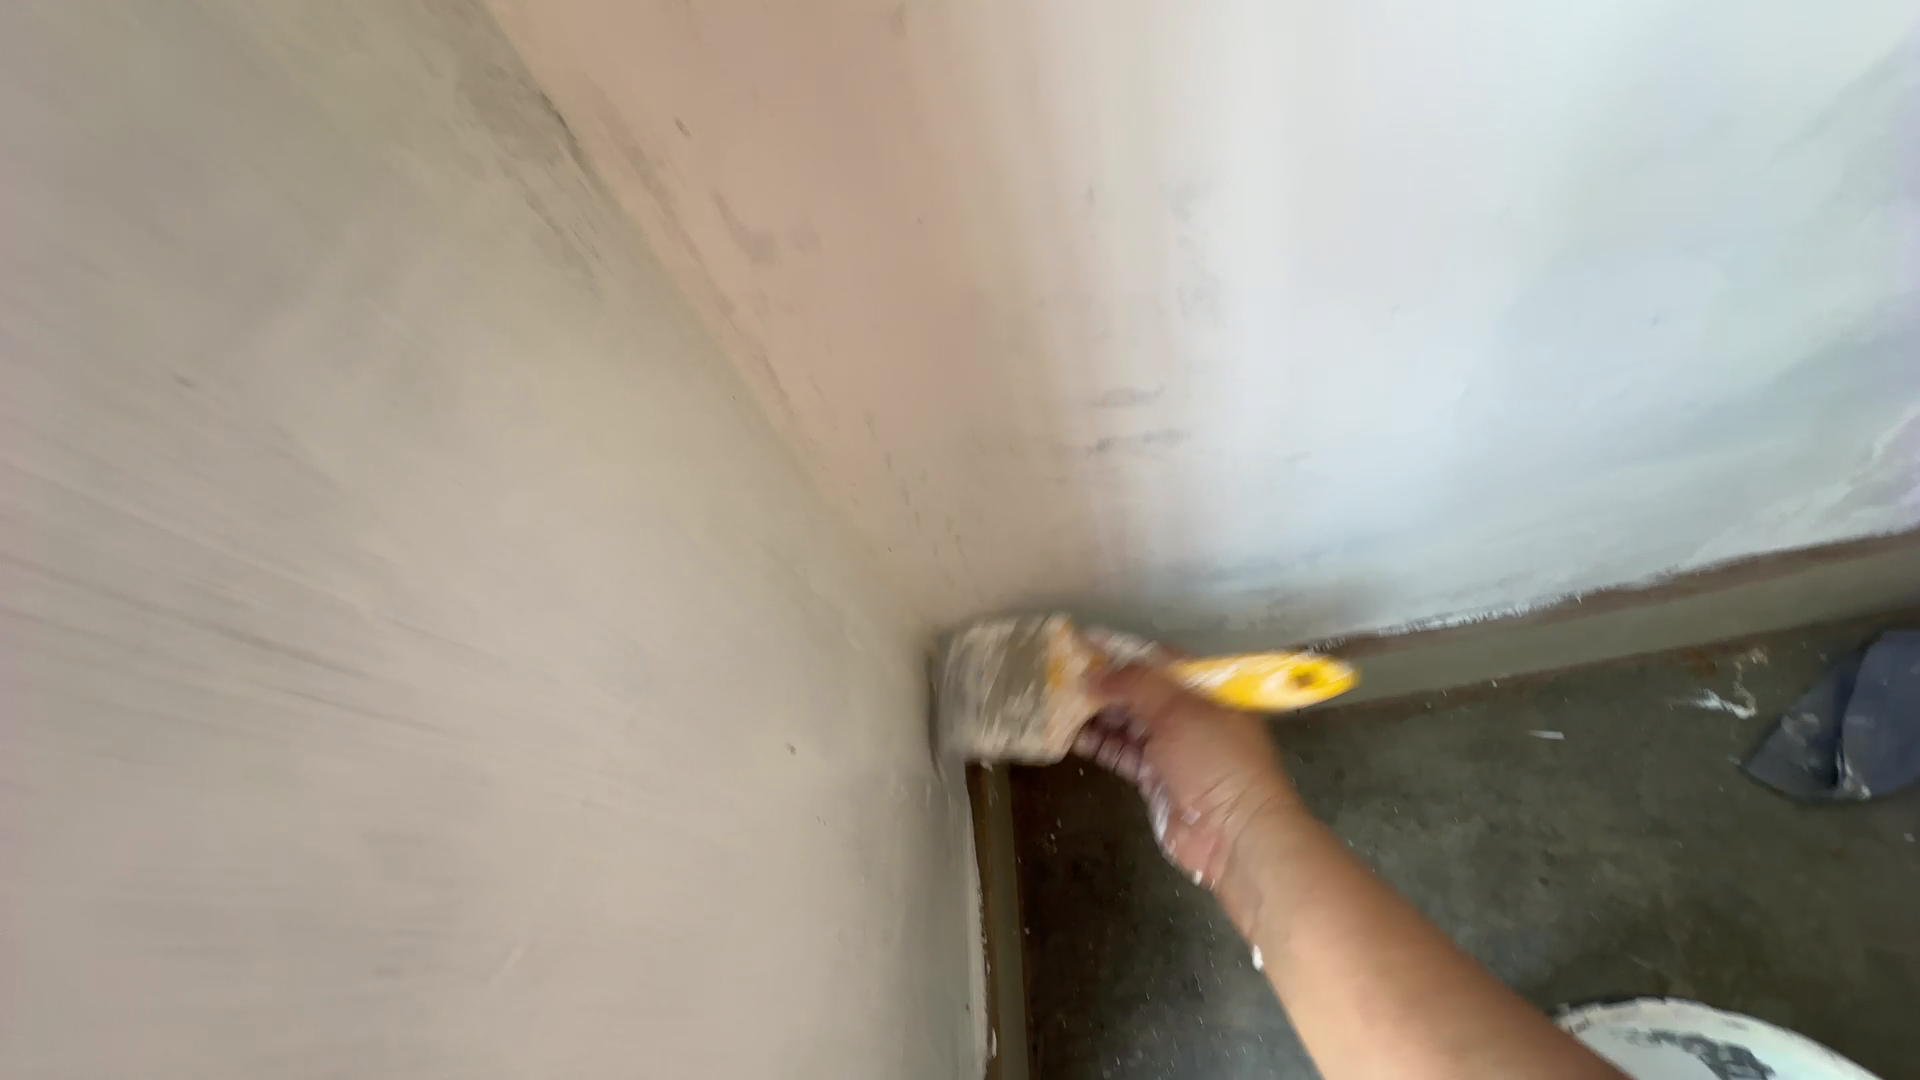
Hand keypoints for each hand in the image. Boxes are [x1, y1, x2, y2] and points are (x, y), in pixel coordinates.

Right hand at [1072, 663, 1301, 893]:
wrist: (1236, 836)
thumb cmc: (1215, 760)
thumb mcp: (1178, 710)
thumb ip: (1133, 683)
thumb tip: (1092, 672)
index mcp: (1203, 690)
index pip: (1157, 659)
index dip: (1121, 650)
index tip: (1084, 642)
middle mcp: (1188, 715)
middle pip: (1138, 691)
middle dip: (1103, 682)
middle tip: (1062, 674)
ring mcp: (1171, 748)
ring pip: (1126, 721)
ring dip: (1095, 712)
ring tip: (1058, 702)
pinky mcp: (1154, 778)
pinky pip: (1120, 752)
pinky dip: (1097, 742)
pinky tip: (1071, 734)